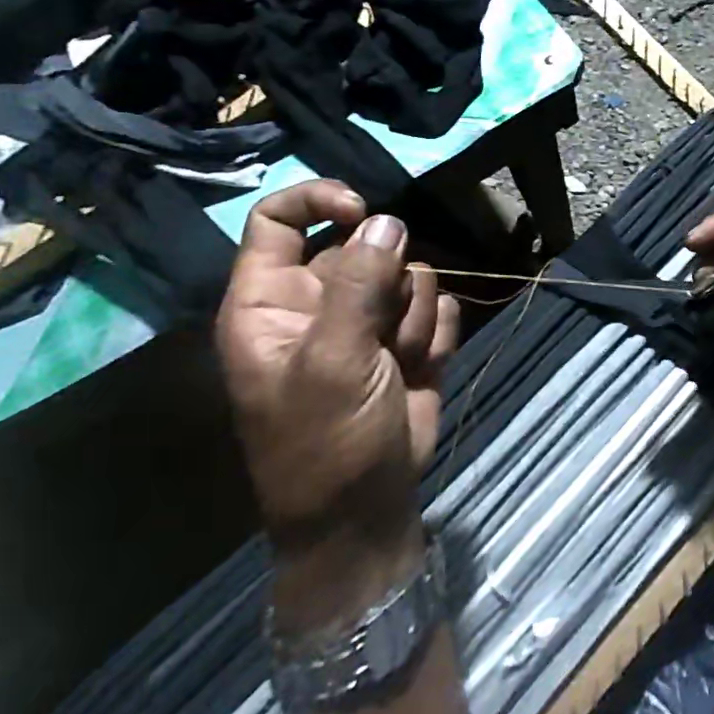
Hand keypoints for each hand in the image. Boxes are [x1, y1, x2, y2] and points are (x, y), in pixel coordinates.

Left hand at [216, 182, 457, 571]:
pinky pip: (439, 307)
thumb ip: (357, 286)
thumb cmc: (325, 442)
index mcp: (273, 300)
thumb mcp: (333, 363)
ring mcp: (369, 320)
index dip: (319, 202)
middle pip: (365, 245)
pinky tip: (421, 371)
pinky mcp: (411, 339)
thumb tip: (387, 220)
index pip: (280, 219)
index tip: (363, 212)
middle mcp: (319, 300)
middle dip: (387, 286)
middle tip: (380, 337)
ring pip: (410, 274)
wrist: (368, 511)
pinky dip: (437, 337)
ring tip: (397, 366)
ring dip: (414, 320)